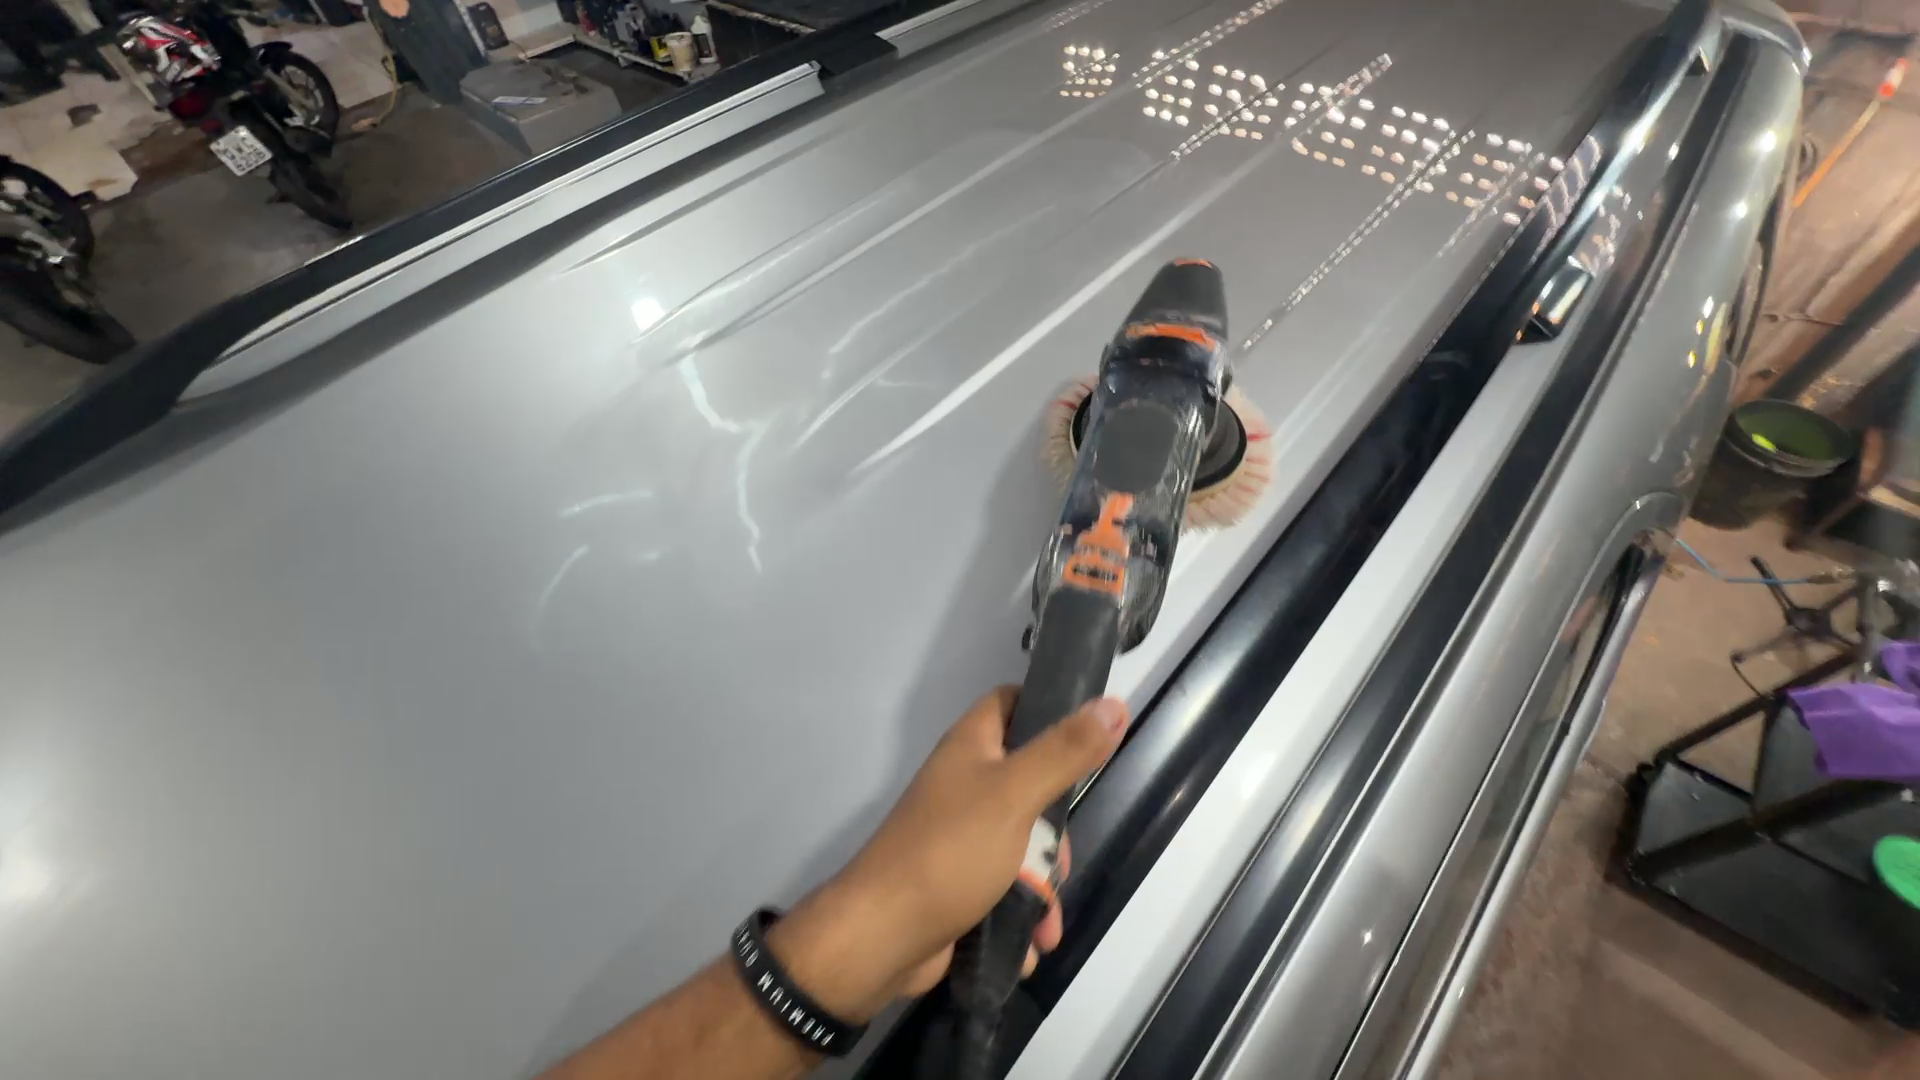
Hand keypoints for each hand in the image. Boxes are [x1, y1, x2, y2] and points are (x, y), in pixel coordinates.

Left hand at [765, 688, 1127, 1023]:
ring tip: (1045, 921)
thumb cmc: (951, 850)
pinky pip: (1005, 886)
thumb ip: (1065, 751)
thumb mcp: (1016, 794)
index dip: (1045, 708)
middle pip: (1030, 783)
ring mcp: (961, 833)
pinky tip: (1028, 943)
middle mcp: (964, 782)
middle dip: (1054, 829)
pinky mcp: (960, 880)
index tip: (1085, 738)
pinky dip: (1021, 914)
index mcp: (971, 746)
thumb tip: (1113, 704)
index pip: (1010, 702)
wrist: (883, 937)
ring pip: (1023, 842)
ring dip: (1042, 886)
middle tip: (1058, 861)